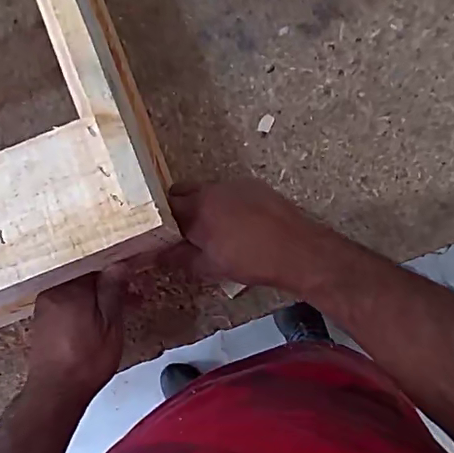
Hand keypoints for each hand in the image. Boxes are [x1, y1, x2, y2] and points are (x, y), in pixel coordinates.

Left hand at [24, 270, 126, 402]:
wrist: (55, 393)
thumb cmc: (85, 362)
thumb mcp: (110, 324)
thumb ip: (113, 290)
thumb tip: (118, 264)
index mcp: (71, 289)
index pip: (97, 266)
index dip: (119, 273)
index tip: (133, 282)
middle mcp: (53, 293)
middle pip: (86, 278)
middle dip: (109, 287)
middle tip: (131, 300)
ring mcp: (45, 307)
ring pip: (77, 292)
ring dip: (97, 299)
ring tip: (117, 316)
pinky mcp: (43, 322)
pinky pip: (67, 305)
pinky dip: (83, 310)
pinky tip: (97, 325)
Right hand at [159, 180, 355, 296]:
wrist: (298, 250)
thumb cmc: (252, 262)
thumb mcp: (210, 267)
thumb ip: (180, 258)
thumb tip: (159, 256)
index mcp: (196, 209)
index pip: (162, 207)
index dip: (156, 221)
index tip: (155, 234)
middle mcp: (211, 190)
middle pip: (180, 193)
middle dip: (175, 210)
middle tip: (179, 233)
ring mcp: (233, 185)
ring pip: (205, 191)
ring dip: (200, 206)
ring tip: (209, 231)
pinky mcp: (253, 186)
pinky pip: (227, 191)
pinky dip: (222, 204)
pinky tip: (234, 224)